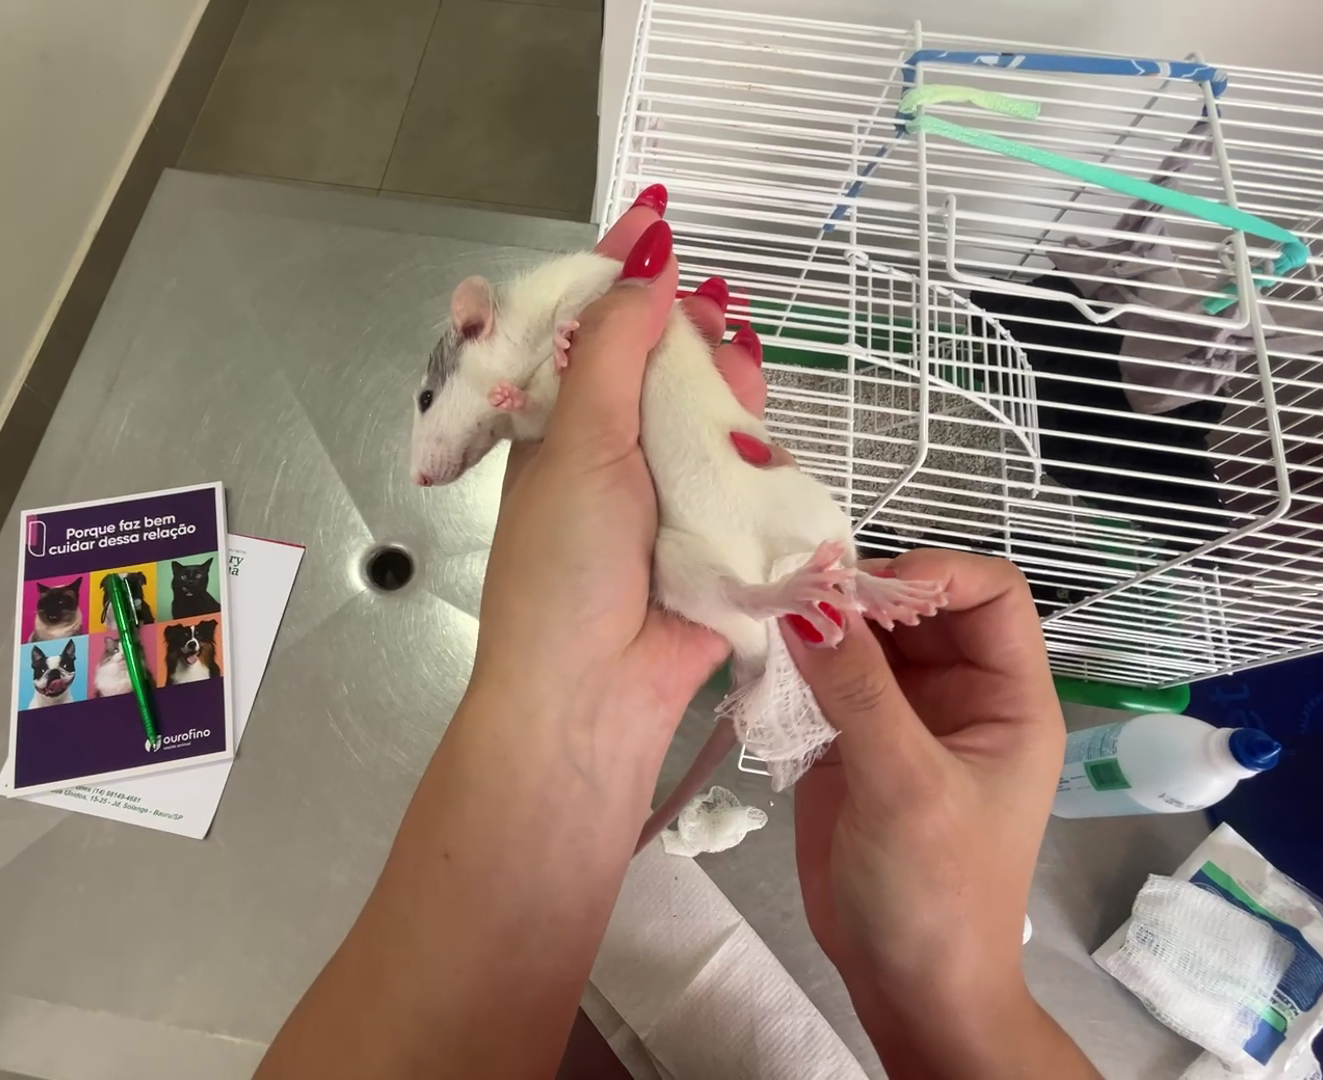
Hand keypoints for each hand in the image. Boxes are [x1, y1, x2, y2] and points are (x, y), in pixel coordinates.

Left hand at [470, 189, 766, 757]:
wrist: (594, 692)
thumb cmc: (565, 563)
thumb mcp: (578, 446)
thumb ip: (614, 352)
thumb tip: (644, 260)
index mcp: (561, 432)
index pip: (592, 335)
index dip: (622, 277)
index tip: (656, 213)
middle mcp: (612, 458)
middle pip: (661, 371)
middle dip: (688, 333)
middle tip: (714, 312)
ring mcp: (665, 497)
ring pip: (710, 418)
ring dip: (726, 389)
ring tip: (738, 371)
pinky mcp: (714, 536)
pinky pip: (744, 476)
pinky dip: (755, 452)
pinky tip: (761, 437)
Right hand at [785, 550, 1096, 1077]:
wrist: (903, 978)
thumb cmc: (936, 891)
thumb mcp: (906, 784)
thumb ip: (856, 689)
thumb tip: (804, 602)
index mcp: (1006, 696)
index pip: (991, 594)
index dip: (935, 573)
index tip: (861, 588)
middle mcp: (955, 691)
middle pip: (916, 605)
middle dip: (862, 591)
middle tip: (796, 592)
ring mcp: (898, 712)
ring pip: (864, 634)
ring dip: (822, 619)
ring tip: (771, 612)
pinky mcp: (847, 733)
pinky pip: (824, 672)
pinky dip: (795, 655)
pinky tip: (763, 652)